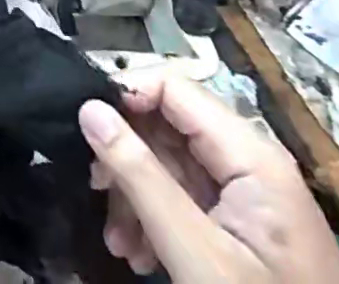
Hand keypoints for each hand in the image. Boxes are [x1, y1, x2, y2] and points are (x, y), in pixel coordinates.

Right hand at [78, 71, 338, 282]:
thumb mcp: (194, 251)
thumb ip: (140, 175)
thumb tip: (89, 108)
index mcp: (253, 155)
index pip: (173, 86)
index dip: (125, 94)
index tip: (85, 125)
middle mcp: (250, 160)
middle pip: (167, 124)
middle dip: (126, 154)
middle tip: (92, 186)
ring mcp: (246, 192)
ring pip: (167, 160)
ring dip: (133, 192)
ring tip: (116, 238)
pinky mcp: (239, 221)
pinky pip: (182, 194)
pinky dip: (152, 214)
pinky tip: (136, 250)